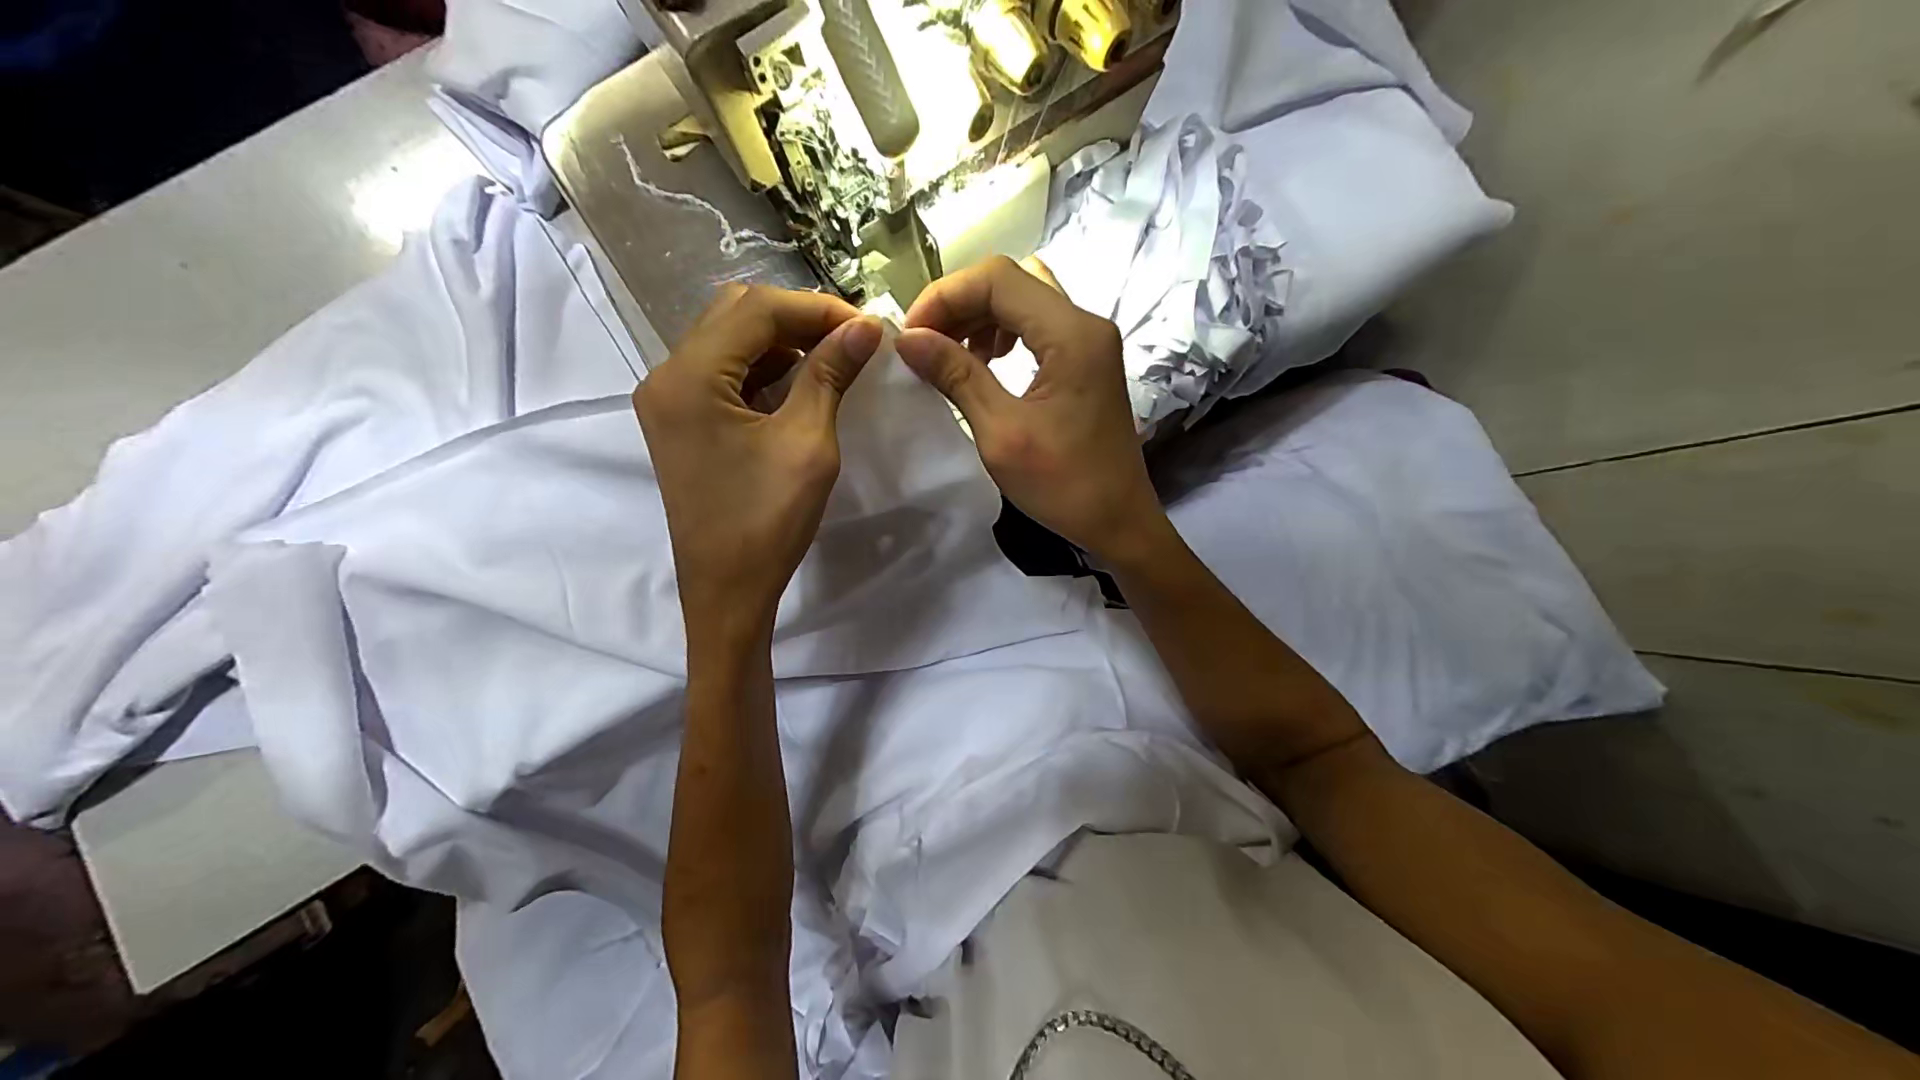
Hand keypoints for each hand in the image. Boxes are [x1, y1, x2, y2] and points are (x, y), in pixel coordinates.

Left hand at [633, 284, 883, 642]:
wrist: (726, 591)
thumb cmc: (766, 522)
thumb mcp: (808, 443)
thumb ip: (830, 374)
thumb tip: (865, 327)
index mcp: (689, 377)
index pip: (757, 310)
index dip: (817, 309)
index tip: (866, 327)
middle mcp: (666, 376)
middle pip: (735, 314)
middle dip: (797, 319)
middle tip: (849, 341)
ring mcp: (668, 400)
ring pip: (728, 340)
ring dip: (780, 342)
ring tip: (831, 360)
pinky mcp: (680, 421)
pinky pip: (722, 373)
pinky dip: (761, 369)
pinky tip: (798, 386)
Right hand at [896, 256, 1170, 565]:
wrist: (1118, 522)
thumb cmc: (1064, 485)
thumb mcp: (1002, 433)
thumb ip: (956, 376)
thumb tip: (907, 339)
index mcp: (1072, 334)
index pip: (998, 279)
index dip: (945, 296)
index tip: (911, 335)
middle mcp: (1086, 323)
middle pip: (1011, 281)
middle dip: (959, 304)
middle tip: (924, 342)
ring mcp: (1089, 341)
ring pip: (1023, 299)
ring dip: (979, 317)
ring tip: (949, 353)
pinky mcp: (1086, 360)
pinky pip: (1037, 326)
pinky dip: (1001, 333)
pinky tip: (983, 362)